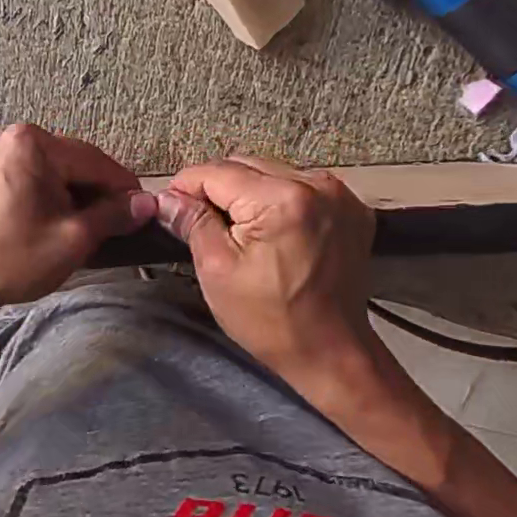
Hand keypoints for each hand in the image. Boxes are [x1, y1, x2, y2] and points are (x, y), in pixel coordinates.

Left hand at [0, 124, 154, 314]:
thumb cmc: (11, 259)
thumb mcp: (74, 238)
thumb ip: (114, 215)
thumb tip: (147, 204)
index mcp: (34, 144)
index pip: (98, 162)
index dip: (126, 190)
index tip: (146, 213)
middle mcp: (15, 138)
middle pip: (78, 164)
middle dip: (100, 195)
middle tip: (120, 227)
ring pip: (58, 173)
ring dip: (79, 198)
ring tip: (92, 231)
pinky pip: (37, 178)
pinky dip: (55, 198)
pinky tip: (63, 224)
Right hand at [155, 157, 376, 378]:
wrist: (330, 351)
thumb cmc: (274, 321)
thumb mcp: (217, 270)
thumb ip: (192, 223)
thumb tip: (166, 198)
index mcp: (282, 199)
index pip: (217, 171)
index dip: (185, 186)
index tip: (171, 205)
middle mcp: (316, 186)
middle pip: (245, 165)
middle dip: (217, 189)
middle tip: (200, 223)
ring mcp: (339, 195)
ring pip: (271, 172)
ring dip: (248, 193)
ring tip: (238, 231)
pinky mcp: (350, 208)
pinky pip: (300, 186)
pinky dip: (279, 200)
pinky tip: (271, 231)